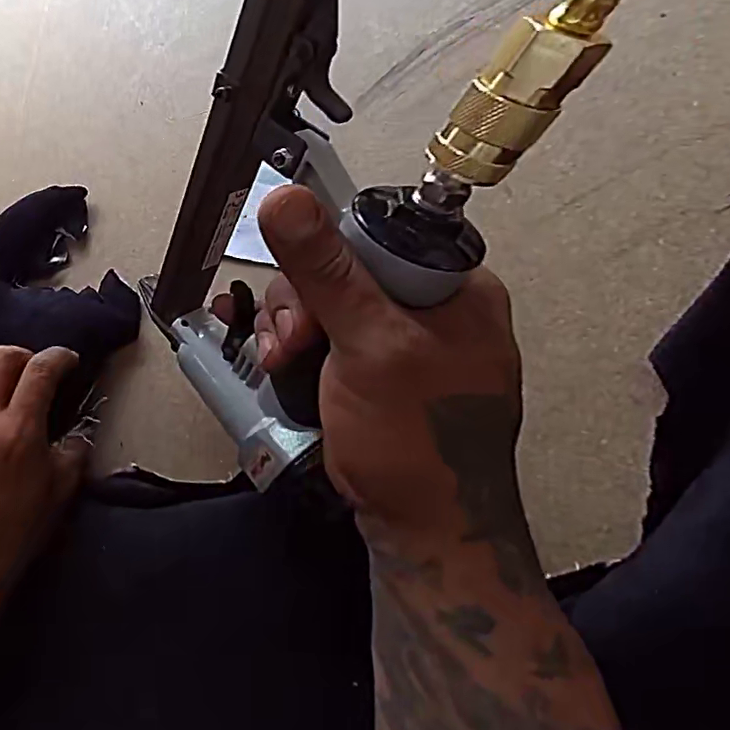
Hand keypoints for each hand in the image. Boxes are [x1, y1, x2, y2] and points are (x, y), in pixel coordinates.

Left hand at [0, 345, 89, 609]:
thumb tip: (78, 425)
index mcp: (18, 434)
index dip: (58, 357)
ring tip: (4, 392)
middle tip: (34, 372)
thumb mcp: (59, 492)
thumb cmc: (15, 533)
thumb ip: (74, 449)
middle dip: (24, 356)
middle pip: (0, 356)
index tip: (67, 361)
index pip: (40, 370)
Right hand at [253, 186, 524, 555]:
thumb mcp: (370, 346)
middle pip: (332, 269)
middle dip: (299, 305)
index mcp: (451, 288)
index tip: (310, 301)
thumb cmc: (417, 444)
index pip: (372, 236)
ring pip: (314, 303)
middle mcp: (422, 308)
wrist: (420, 531)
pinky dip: (287, 347)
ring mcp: (391, 340)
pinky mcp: (363, 367)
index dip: (326, 259)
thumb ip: (326, 272)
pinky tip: (277, 365)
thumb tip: (286, 199)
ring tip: (283, 365)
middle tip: (295, 345)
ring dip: (285, 329)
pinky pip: (312, 334)